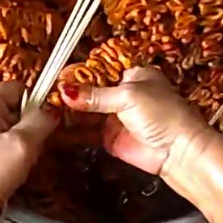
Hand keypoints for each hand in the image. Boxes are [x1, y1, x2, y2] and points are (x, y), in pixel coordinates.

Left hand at [0, 81, 57, 222]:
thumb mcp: (22, 144)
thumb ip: (41, 120)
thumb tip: (53, 109)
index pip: (17, 87)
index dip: (35, 101)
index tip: (43, 123)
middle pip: (14, 104)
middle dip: (28, 123)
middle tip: (32, 144)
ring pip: (10, 122)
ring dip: (22, 137)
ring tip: (22, 156)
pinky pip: (1, 135)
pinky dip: (11, 146)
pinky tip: (12, 162)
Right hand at [61, 68, 214, 182]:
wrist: (178, 152)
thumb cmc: (160, 114)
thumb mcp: (128, 96)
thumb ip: (95, 95)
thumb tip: (64, 91)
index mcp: (132, 75)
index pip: (100, 69)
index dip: (79, 73)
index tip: (56, 76)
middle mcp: (122, 94)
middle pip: (90, 91)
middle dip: (70, 93)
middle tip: (46, 95)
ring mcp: (114, 116)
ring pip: (85, 111)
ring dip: (68, 111)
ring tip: (45, 109)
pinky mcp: (108, 137)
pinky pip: (86, 131)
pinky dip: (71, 129)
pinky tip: (53, 126)